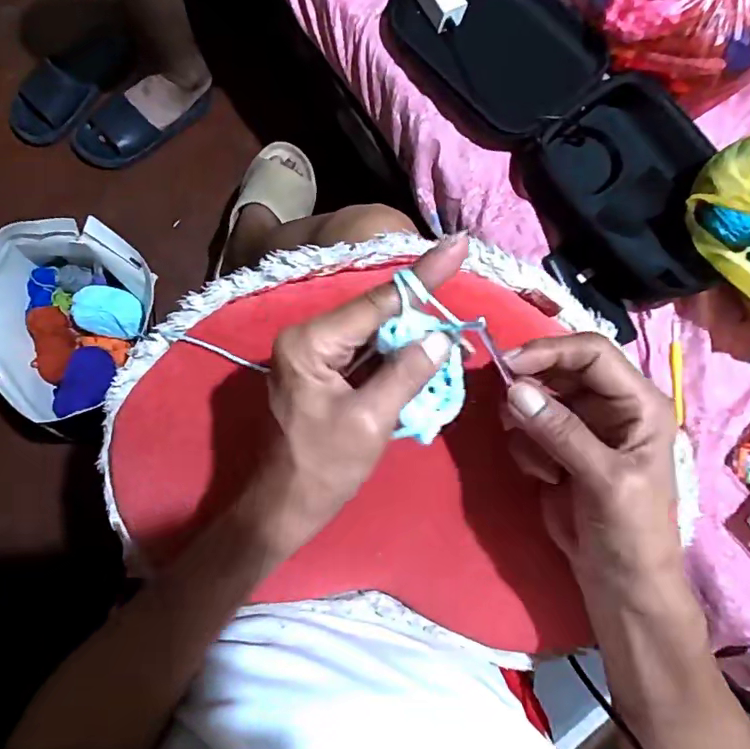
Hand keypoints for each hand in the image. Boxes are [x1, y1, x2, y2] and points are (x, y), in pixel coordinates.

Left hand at [251, 235, 468, 551]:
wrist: (287, 504)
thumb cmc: (323, 467)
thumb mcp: (370, 421)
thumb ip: (406, 374)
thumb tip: (439, 337)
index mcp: (310, 343)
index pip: (376, 302)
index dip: (423, 275)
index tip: (457, 244)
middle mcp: (308, 338)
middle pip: (376, 313)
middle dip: (421, 312)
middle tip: (463, 307)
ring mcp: (315, 354)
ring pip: (375, 333)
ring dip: (413, 336)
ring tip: (452, 335)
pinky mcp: (324, 373)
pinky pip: (369, 354)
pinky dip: (398, 357)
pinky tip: (426, 357)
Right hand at [500, 334, 697, 623]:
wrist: (619, 581)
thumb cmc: (631, 531)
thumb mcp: (604, 480)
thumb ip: (562, 432)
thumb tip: (515, 390)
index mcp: (638, 403)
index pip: (593, 353)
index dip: (550, 351)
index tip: (509, 364)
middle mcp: (610, 407)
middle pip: (560, 371)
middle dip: (531, 387)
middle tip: (507, 410)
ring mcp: (582, 427)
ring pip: (537, 398)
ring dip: (528, 425)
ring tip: (542, 464)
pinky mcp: (557, 448)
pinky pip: (527, 427)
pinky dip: (526, 447)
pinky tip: (545, 477)